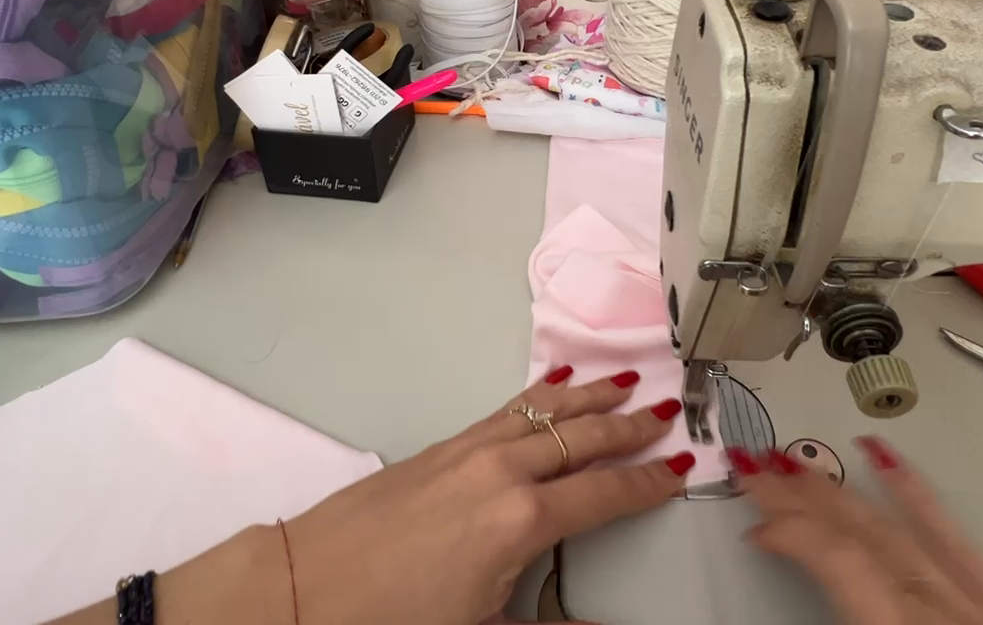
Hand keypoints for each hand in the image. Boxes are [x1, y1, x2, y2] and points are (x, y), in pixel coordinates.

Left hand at [59, 367, 697, 624]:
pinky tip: (552, 385)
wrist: (300, 589)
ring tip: (624, 382)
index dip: (648, 482)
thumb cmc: (391, 622)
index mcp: (521, 521)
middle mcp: (503, 471)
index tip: (682, 466)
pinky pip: (506, 410)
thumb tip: (590, 621)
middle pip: (582, 439)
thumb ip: (544, 622)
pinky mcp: (443, 444)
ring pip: (546, 412)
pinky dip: (538, 395)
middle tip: (668, 410)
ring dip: (589, 398)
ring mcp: (471, 450)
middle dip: (629, 426)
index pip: (603, 494)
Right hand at [733, 437, 982, 624]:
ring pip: (899, 528)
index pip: (841, 560)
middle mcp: (947, 612)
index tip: (754, 528)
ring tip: (793, 459)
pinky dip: (915, 494)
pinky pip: (958, 539)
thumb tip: (808, 611)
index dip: (791, 531)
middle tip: (753, 465)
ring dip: (839, 490)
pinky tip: (884, 457)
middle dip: (801, 495)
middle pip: (862, 533)